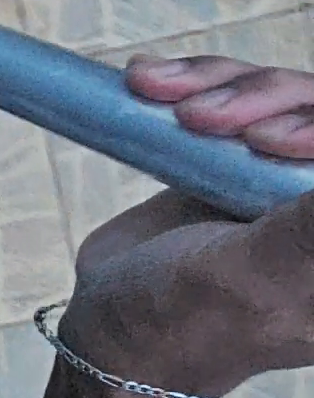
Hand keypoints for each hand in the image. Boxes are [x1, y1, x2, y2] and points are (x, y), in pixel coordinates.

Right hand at [57, 56, 313, 397]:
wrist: (113, 318)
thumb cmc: (193, 314)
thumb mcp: (266, 273)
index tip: (266, 143)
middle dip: (267, 95)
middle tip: (202, 122)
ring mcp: (285, 171)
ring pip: (281, 91)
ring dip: (218, 81)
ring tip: (156, 95)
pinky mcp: (232, 158)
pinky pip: (227, 94)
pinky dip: (189, 79)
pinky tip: (145, 80)